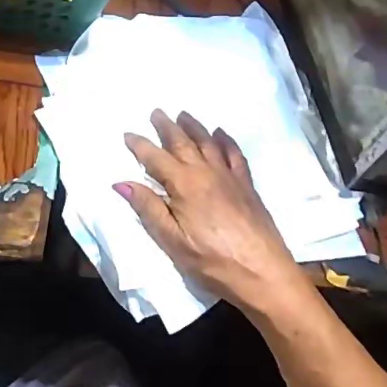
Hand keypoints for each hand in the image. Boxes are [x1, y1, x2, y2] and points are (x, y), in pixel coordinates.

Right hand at [120, 111, 311, 317]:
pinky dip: (226, 140)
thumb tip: (122, 183)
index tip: (128, 134)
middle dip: (167, 126)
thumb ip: (148, 209)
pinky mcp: (247, 186)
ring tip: (183, 114)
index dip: (140, 146)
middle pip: (183, 142)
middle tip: (156, 112)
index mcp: (184, 185)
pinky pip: (234, 154)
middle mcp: (206, 172)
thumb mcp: (172, 241)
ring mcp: (230, 177)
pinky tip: (221, 134)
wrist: (264, 274)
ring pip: (208, 143)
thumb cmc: (212, 261)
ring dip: (194, 127)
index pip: (155, 159)